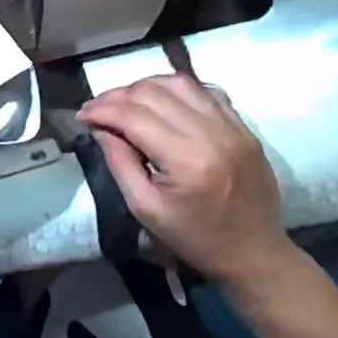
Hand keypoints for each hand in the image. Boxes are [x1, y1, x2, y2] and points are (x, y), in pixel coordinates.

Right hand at [77, 73, 300, 291]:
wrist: (255, 253)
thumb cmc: (195, 238)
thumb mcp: (145, 208)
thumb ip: (119, 162)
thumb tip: (100, 127)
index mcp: (187, 160)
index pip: (133, 116)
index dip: (102, 110)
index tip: (82, 115)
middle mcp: (212, 134)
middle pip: (152, 93)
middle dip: (117, 96)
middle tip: (98, 110)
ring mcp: (232, 127)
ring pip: (178, 83)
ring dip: (144, 87)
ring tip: (125, 103)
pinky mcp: (243, 127)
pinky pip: (204, 91)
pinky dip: (175, 90)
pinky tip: (159, 102)